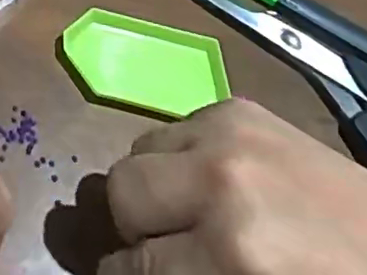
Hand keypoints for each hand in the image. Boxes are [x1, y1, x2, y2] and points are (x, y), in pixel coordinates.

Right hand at [103, 98, 366, 274]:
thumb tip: (134, 272)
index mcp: (233, 248)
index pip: (132, 264)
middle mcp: (221, 175)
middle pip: (122, 188)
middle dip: (134, 232)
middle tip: (164, 257)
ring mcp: (233, 130)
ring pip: (140, 149)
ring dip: (156, 189)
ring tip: (191, 220)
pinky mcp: (245, 109)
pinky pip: (178, 128)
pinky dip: (183, 160)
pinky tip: (220, 189)